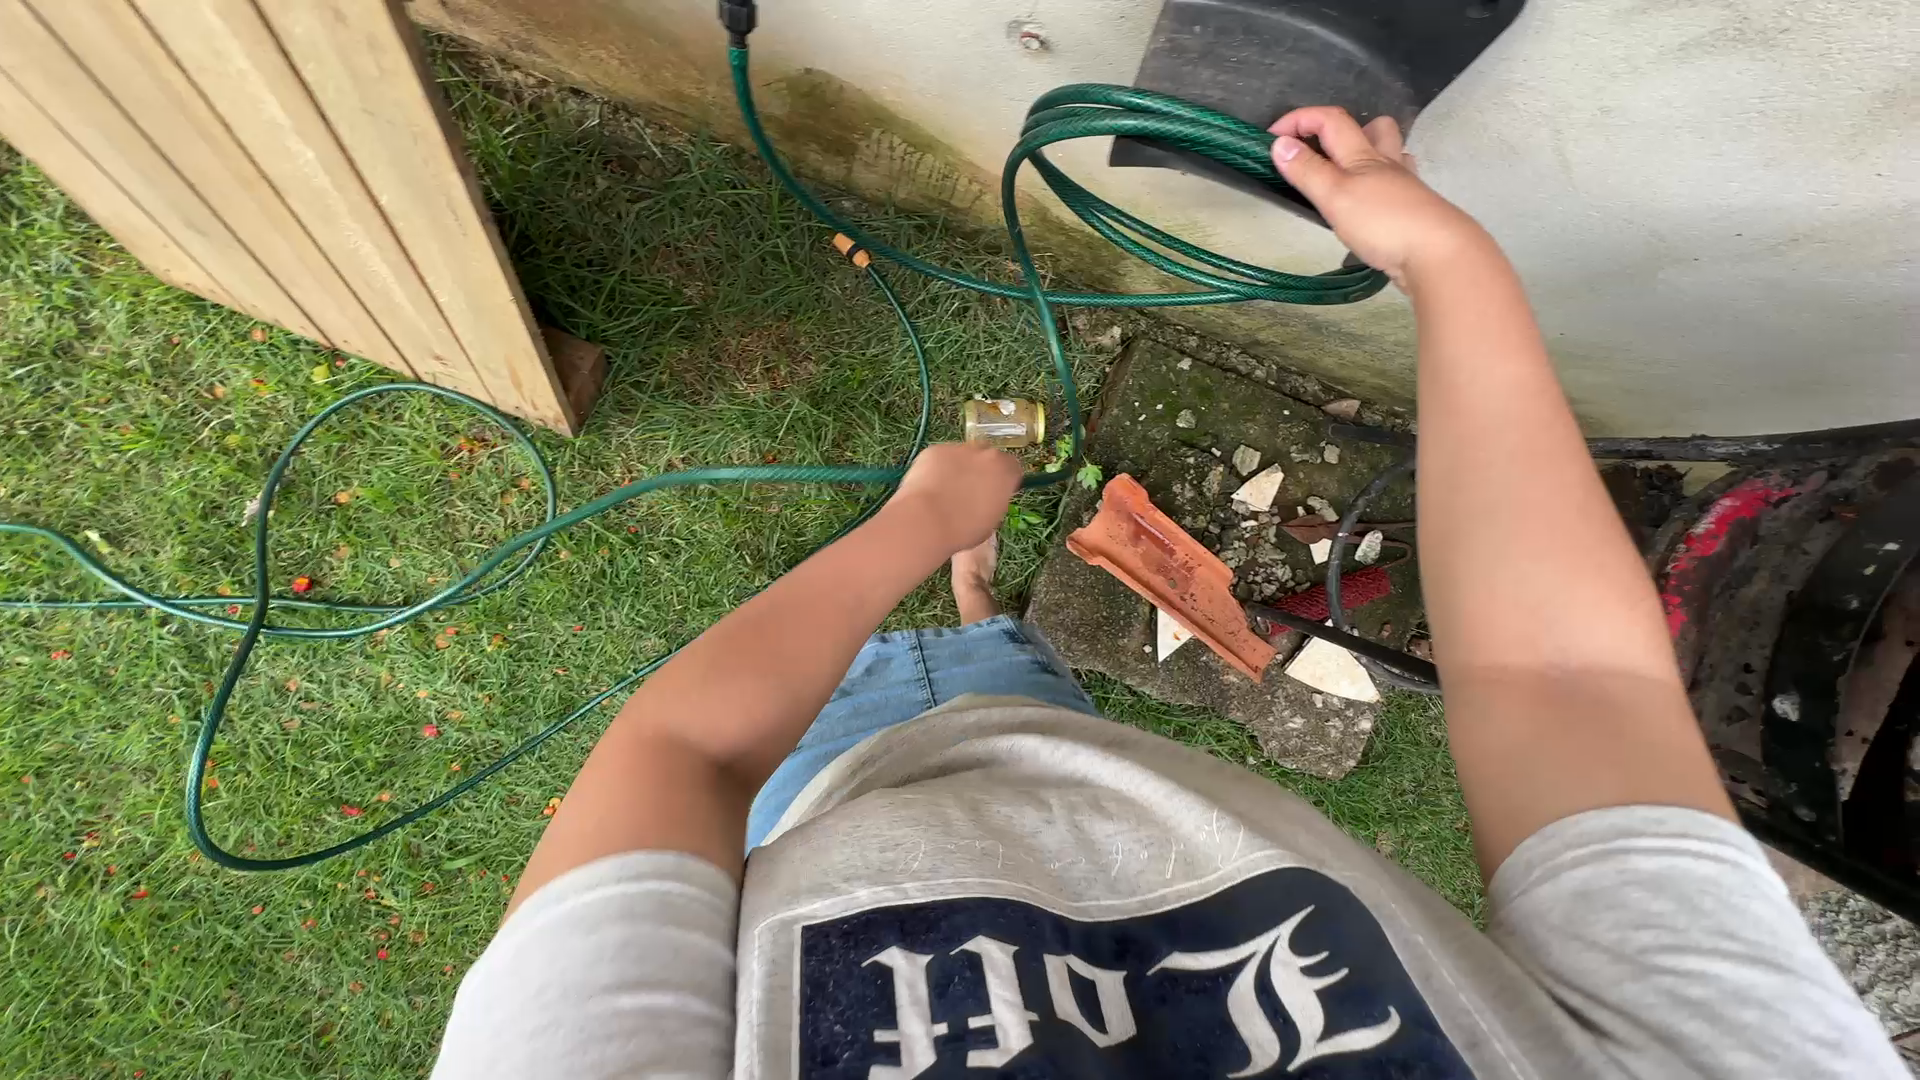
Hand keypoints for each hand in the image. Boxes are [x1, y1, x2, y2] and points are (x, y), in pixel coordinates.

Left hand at [883, 442, 1021, 556]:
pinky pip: (941, 457)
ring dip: (959, 468)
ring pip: (963, 455)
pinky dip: (938, 468)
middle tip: (969, 491)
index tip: (995, 493)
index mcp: (1005, 471)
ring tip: (945, 491)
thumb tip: (988, 497)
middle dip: (981, 470)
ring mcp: (959, 448)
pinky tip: (930, 486)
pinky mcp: (935, 449)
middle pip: (988, 457)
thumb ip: (995, 501)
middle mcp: (986, 454)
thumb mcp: (992, 520)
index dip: (1004, 481)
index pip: (1012, 468)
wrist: (927, 520)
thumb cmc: (963, 529)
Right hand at [1268, 106, 1485, 286]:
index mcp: (1363, 155)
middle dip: (1342, 128)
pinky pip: (1394, 184)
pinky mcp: (1409, 209)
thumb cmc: (1381, 221)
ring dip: (1368, 152)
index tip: (1270, 138)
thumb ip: (1307, 170)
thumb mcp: (1335, 195)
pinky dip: (1380, 184)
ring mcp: (1401, 184)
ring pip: (1388, 153)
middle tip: (1316, 147)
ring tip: (1346, 172)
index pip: (1330, 121)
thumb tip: (1280, 144)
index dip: (1300, 120)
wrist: (1433, 252)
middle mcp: (1386, 162)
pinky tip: (1370, 200)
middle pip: (1371, 127)